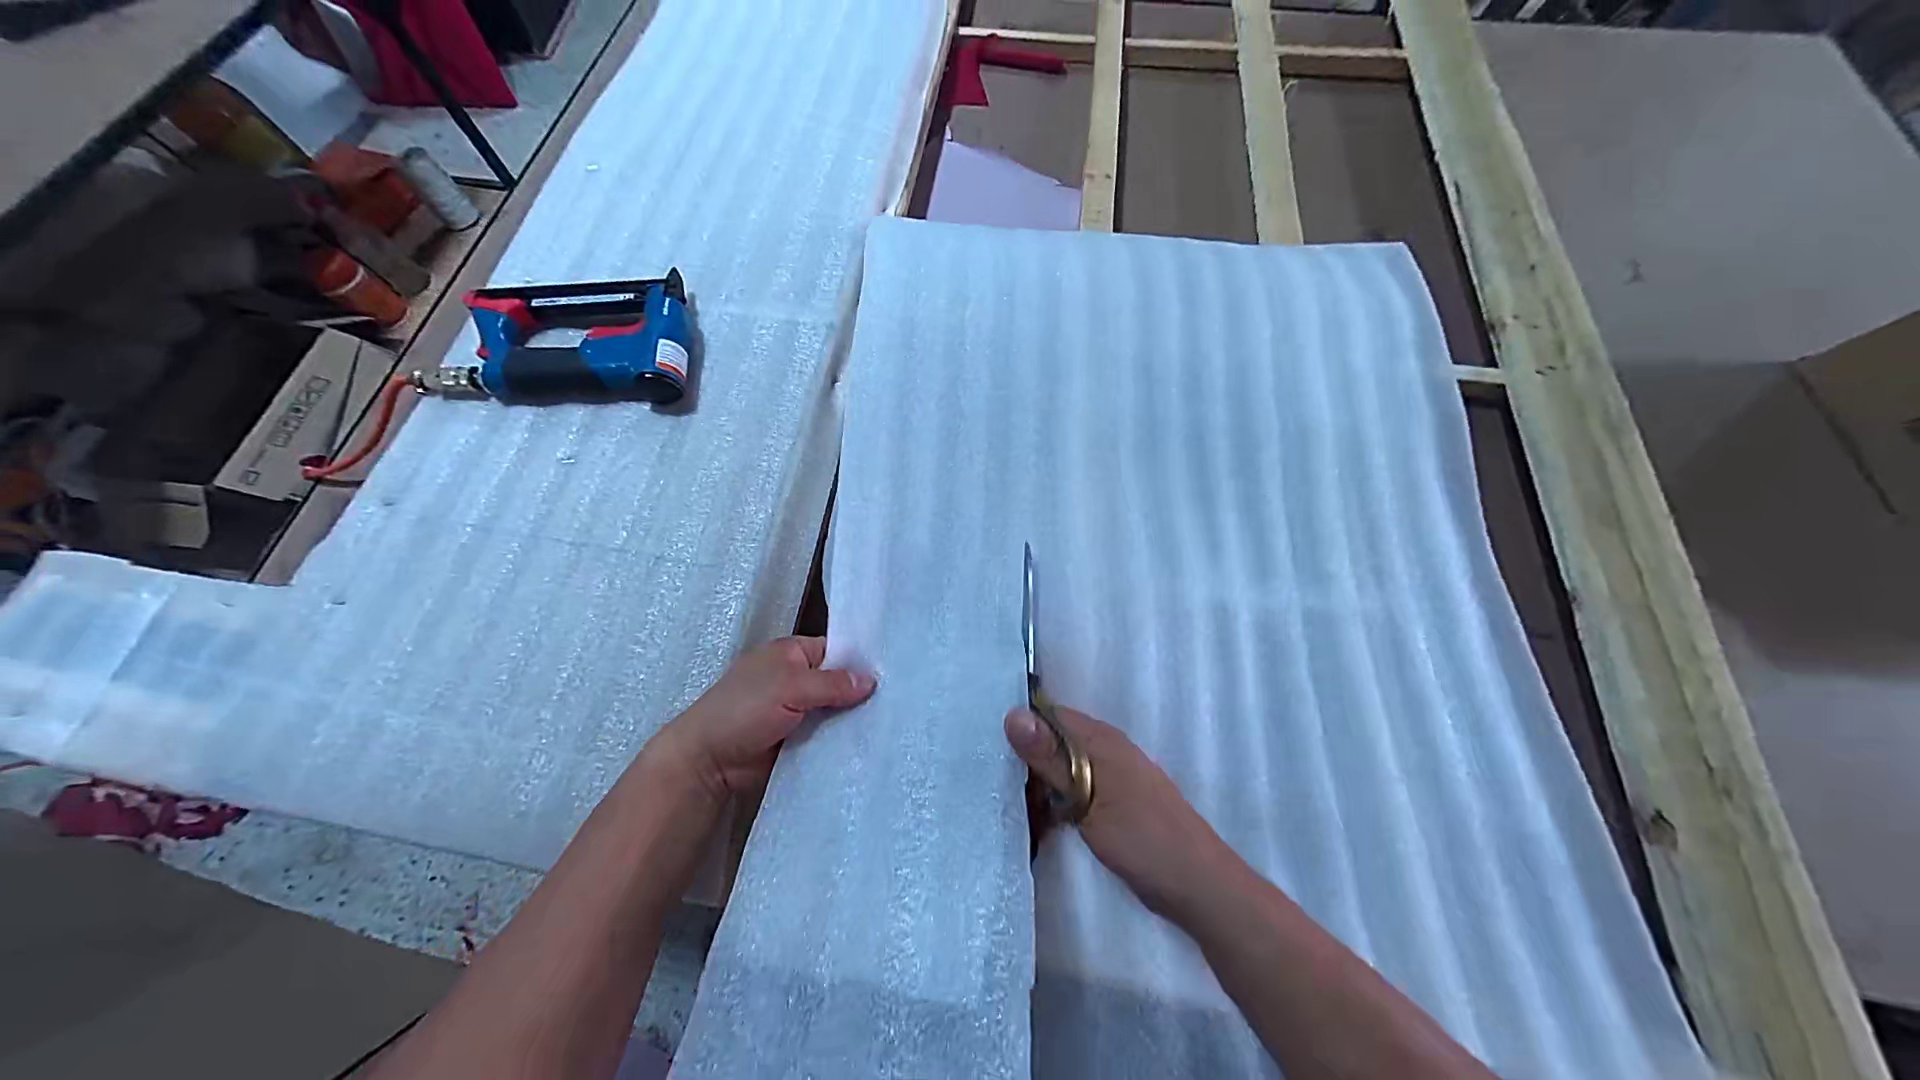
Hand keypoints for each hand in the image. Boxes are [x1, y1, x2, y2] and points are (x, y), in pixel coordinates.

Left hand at [655, 637, 875, 802]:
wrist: (708, 762)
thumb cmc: (743, 710)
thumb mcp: (790, 686)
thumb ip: (832, 683)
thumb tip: (871, 681)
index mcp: (792, 654)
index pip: (836, 651)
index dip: (860, 662)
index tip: (892, 675)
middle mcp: (796, 679)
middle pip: (839, 683)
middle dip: (861, 694)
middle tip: (899, 705)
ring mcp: (797, 712)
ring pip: (835, 713)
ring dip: (852, 721)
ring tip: (891, 726)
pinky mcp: (798, 741)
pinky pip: (827, 737)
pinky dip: (841, 741)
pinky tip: (869, 746)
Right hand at [1006, 705, 1239, 919]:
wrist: (1198, 887)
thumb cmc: (1143, 839)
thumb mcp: (1087, 800)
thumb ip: (1051, 759)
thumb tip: (1012, 714)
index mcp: (1100, 739)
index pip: (1046, 715)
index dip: (1017, 729)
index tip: (986, 749)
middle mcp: (1105, 749)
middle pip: (1052, 741)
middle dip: (1024, 760)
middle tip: (990, 784)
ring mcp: (1110, 776)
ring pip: (1060, 768)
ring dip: (1038, 785)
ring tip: (1007, 806)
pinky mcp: (1112, 802)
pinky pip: (1073, 790)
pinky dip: (1054, 803)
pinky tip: (1037, 823)